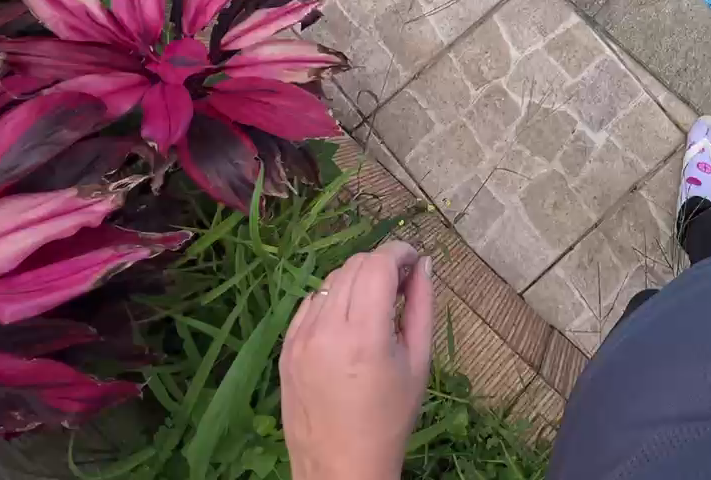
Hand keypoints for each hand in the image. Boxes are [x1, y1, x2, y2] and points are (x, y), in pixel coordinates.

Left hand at [281, 241, 433, 479]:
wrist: (340, 471)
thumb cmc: (390, 418)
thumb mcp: (418, 360)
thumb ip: (422, 304)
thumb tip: (424, 262)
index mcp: (364, 335)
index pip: (379, 264)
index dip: (401, 252)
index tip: (415, 262)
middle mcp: (327, 330)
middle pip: (355, 265)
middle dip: (382, 263)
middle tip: (401, 283)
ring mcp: (300, 340)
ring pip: (332, 279)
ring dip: (358, 279)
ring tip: (376, 303)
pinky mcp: (286, 350)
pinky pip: (311, 303)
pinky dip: (334, 298)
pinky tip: (349, 320)